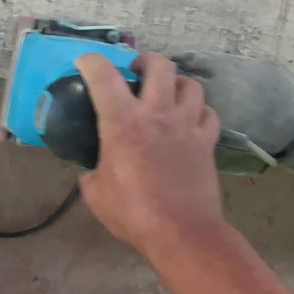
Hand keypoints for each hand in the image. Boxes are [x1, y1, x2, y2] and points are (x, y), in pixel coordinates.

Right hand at [75, 52, 227, 253]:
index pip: (103, 75)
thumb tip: (90, 164)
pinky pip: (208, 113)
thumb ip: (90, 169)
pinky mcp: (207, 141)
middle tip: (136, 73)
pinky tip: (189, 121)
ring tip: (166, 94)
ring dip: (175, 83)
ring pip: (190, 84)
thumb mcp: (95, 191)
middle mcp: (157, 114)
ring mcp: (187, 125)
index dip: (91, 61)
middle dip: (145, 61)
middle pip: (159, 65)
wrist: (181, 233)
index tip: (85, 63)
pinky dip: (198, 111)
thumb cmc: (132, 213)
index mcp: (122, 122)